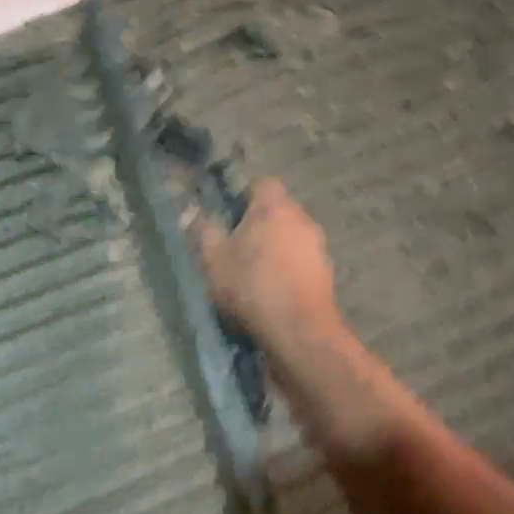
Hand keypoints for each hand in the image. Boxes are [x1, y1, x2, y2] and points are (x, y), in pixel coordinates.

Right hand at [194, 178, 340, 345]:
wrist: (298, 329)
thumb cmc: (250, 286)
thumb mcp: (213, 259)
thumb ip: (203, 231)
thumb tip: (189, 210)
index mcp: (274, 208)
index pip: (261, 183)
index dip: (242, 195)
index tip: (225, 216)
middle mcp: (302, 219)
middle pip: (276, 210)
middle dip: (255, 224)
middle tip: (231, 246)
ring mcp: (318, 246)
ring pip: (288, 236)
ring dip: (271, 247)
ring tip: (249, 272)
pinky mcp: (324, 272)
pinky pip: (298, 259)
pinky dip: (284, 267)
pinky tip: (268, 289)